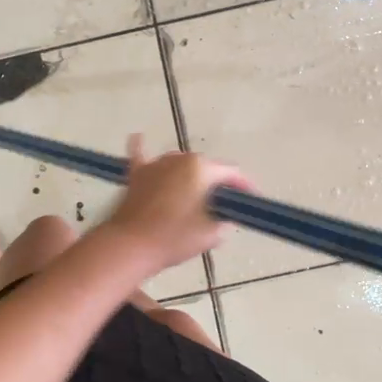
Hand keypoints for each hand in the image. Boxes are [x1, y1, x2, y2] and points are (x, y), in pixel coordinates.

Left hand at [106, 134, 253, 272]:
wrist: (130, 245)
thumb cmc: (174, 238)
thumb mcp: (211, 234)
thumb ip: (224, 221)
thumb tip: (223, 217)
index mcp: (200, 168)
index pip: (231, 171)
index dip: (243, 185)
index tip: (251, 200)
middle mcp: (178, 159)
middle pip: (205, 167)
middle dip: (215, 183)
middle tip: (221, 205)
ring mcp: (155, 165)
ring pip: (179, 165)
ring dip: (188, 177)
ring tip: (193, 196)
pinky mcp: (136, 175)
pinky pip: (140, 156)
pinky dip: (141, 148)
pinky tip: (138, 136)